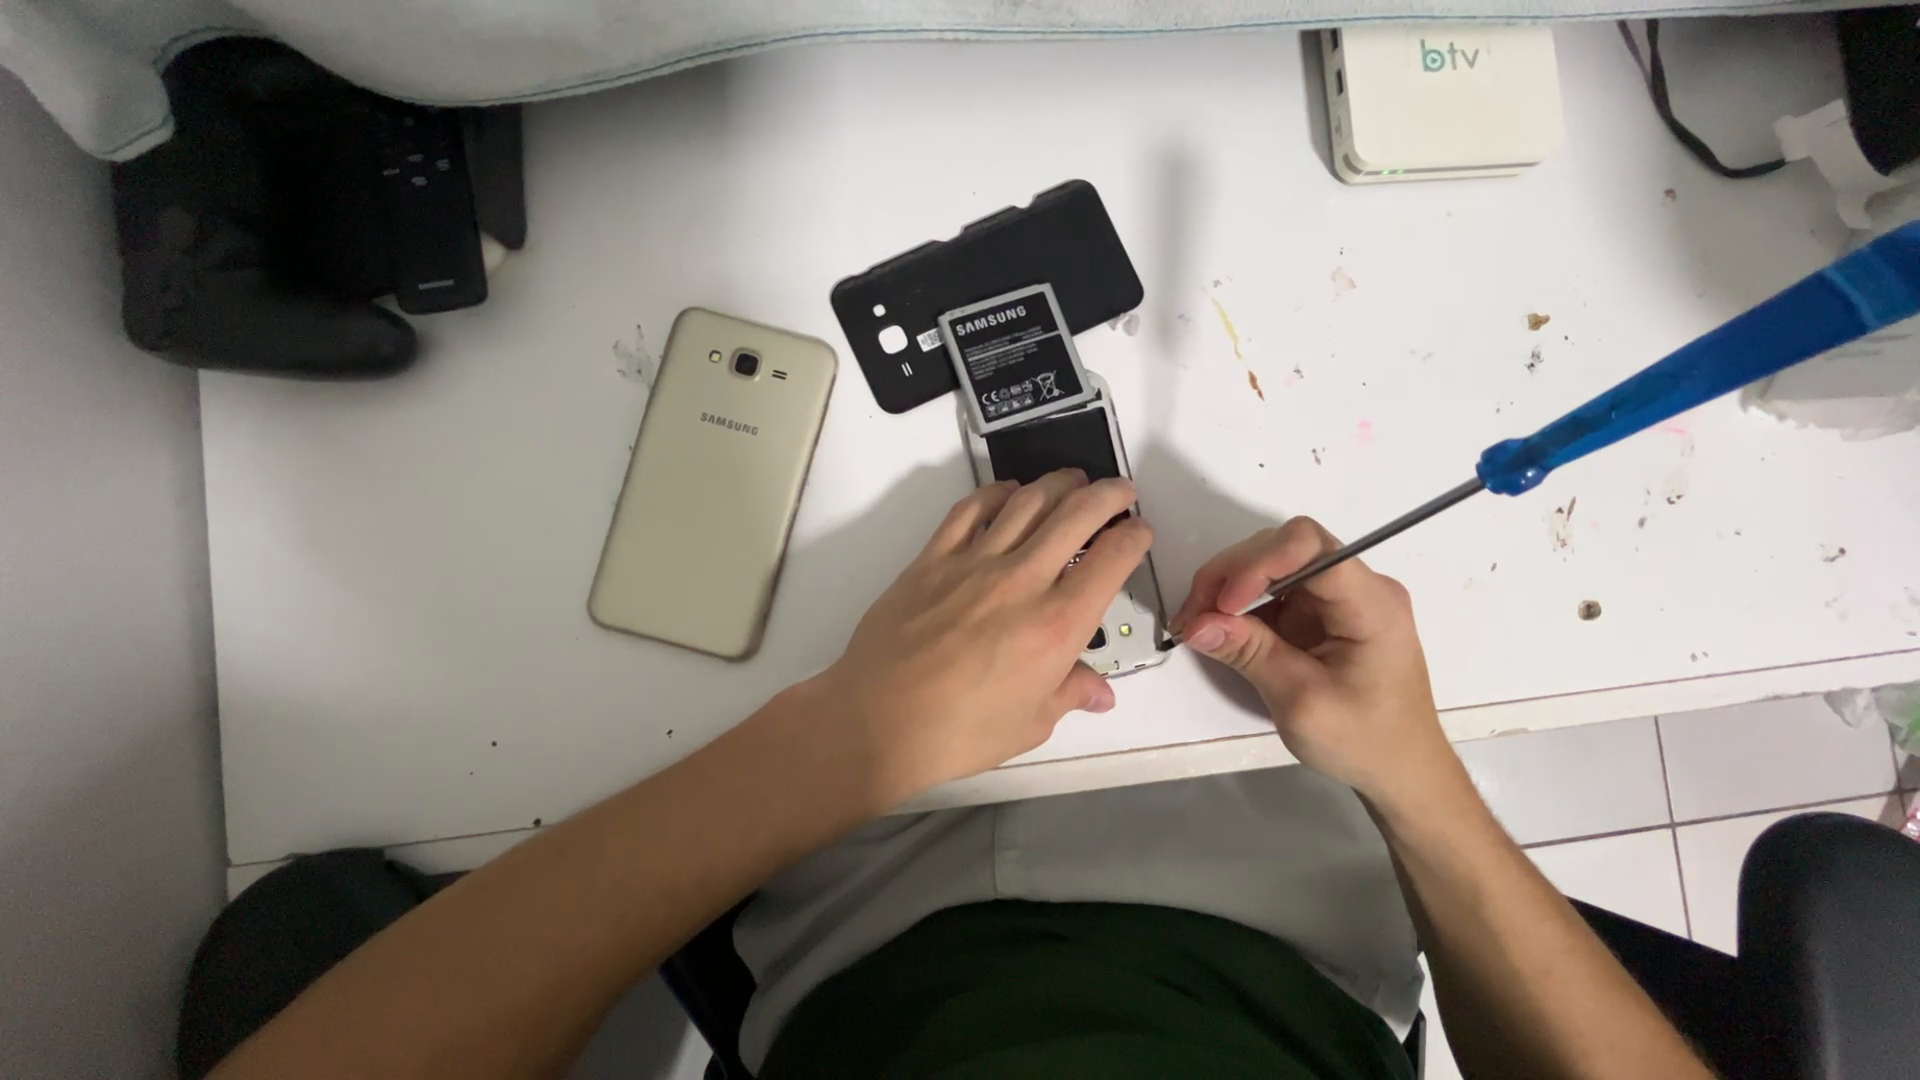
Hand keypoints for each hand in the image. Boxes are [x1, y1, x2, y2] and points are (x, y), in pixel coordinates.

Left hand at [810, 470, 1152, 806]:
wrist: (878, 721)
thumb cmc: (958, 732)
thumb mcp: (1031, 723)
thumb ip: (1070, 693)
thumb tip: (1100, 692)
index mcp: (1057, 624)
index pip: (1112, 559)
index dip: (1134, 536)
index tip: (1139, 530)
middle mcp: (1022, 581)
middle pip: (1076, 514)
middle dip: (1108, 494)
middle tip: (1120, 490)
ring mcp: (974, 564)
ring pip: (1028, 502)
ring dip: (1059, 483)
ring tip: (1075, 480)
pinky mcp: (933, 559)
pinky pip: (970, 510)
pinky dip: (996, 492)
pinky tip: (1009, 491)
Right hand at [1169, 517, 1453, 801]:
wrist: (1401, 771)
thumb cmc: (1364, 742)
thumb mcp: (1302, 703)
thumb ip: (1250, 654)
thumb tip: (1195, 623)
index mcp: (1370, 604)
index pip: (1309, 545)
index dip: (1257, 564)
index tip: (1223, 605)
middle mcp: (1358, 586)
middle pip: (1283, 547)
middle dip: (1231, 575)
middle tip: (1192, 618)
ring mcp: (1338, 597)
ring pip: (1271, 562)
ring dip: (1227, 587)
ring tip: (1197, 624)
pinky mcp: (1320, 611)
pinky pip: (1272, 589)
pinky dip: (1237, 603)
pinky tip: (1216, 628)